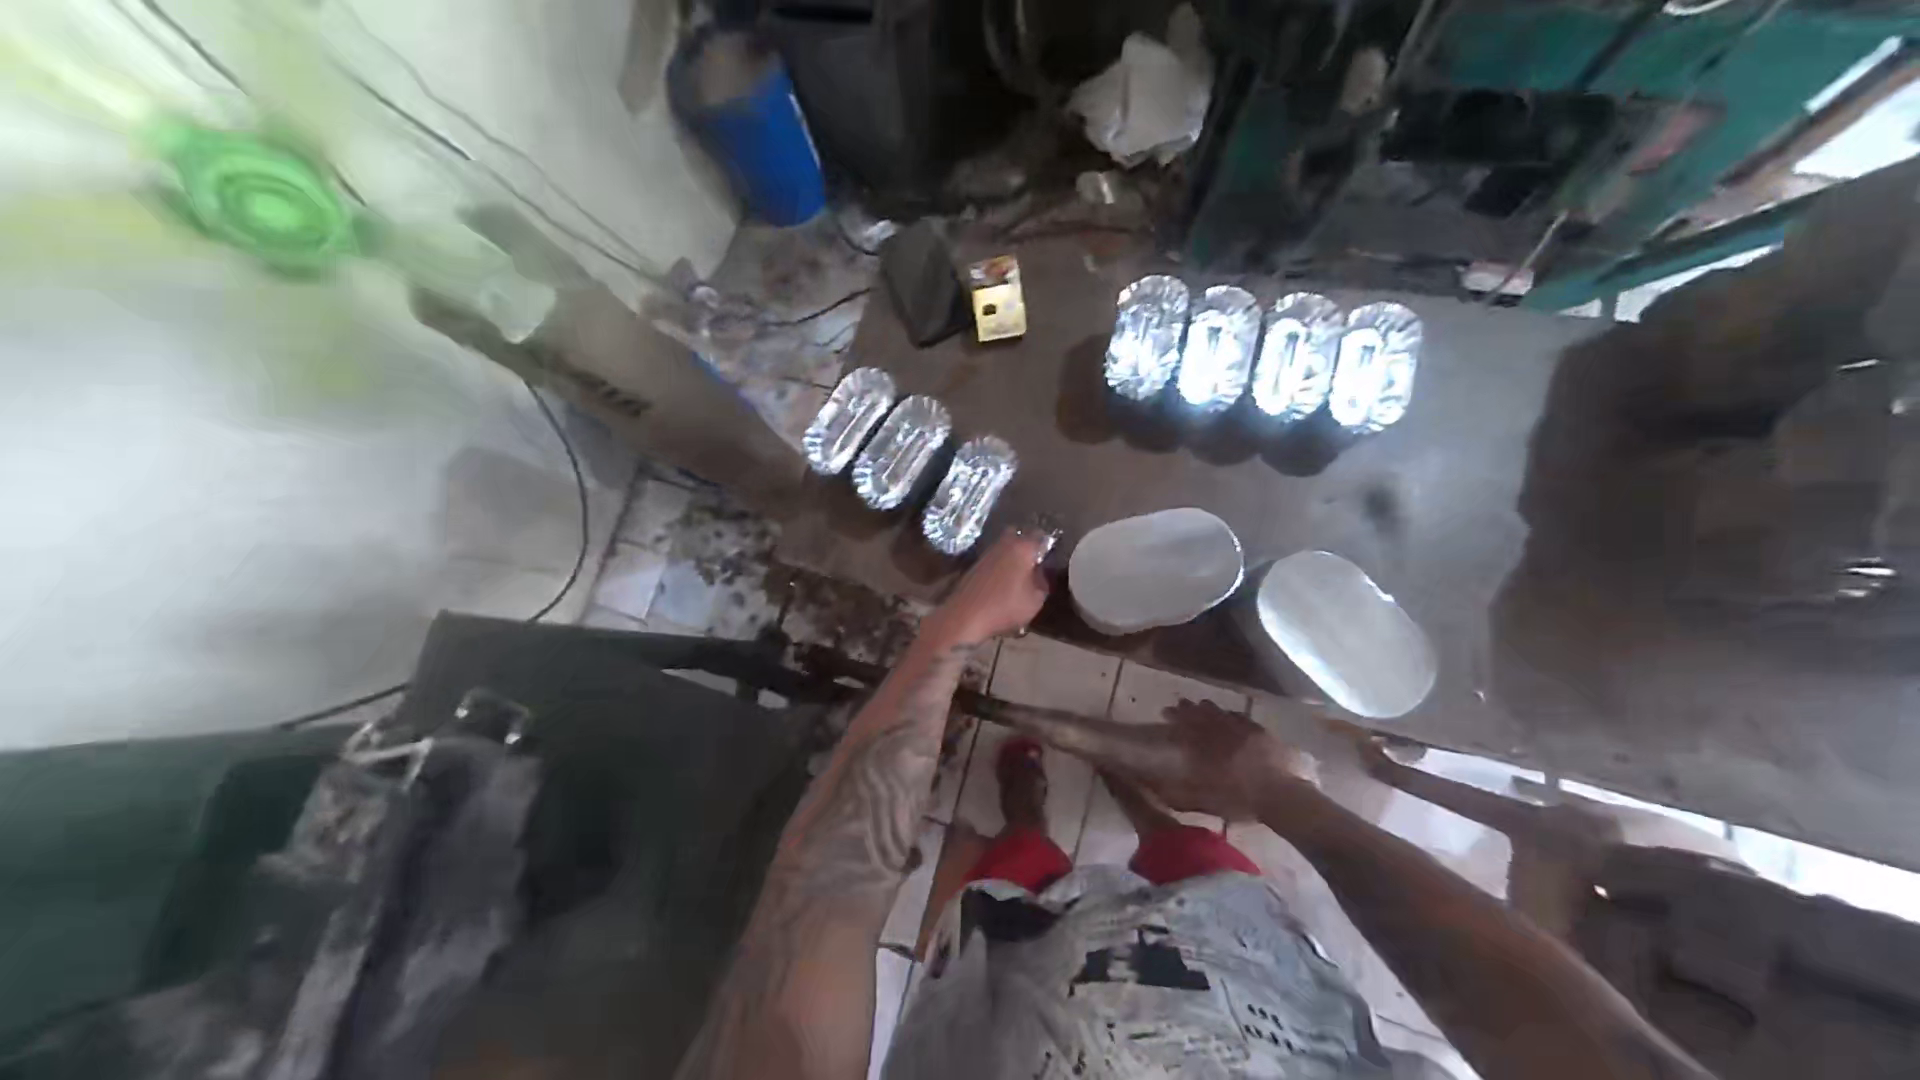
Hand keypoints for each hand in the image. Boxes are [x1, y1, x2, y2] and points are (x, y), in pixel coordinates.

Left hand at [920, 530, 1050, 645]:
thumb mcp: (1036, 600)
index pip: (1041, 535)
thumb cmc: (1004, 607)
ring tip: (1022, 571)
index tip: (1052, 555)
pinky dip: (1002, 563)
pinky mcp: (976, 563)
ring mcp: (988, 552)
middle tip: (1036, 560)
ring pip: (1005, 545)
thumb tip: (1041, 571)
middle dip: (1028, 544)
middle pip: (1020, 535)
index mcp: (1023, 547)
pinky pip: (995, 557)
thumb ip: (1043, 581)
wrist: (965, 616)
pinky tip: (1005, 579)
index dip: (1049, 544)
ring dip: (1014, 553)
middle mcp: (1004, 543)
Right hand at [1110, 699, 1313, 821]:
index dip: (1175, 718)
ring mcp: (1243, 731)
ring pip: (1221, 713)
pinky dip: (1232, 714)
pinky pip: (1242, 718)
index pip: (1185, 726)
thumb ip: (1180, 794)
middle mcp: (1221, 733)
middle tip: (1180, 703)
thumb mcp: (1205, 801)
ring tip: (1200, 703)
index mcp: (1206, 748)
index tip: (1165, 710)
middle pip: (1202, 715)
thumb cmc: (1240, 800)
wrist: (1282, 796)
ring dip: (1209, 708)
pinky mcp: (1261, 733)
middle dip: (1189, 709)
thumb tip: (1157, 789)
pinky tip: (1229, 714)